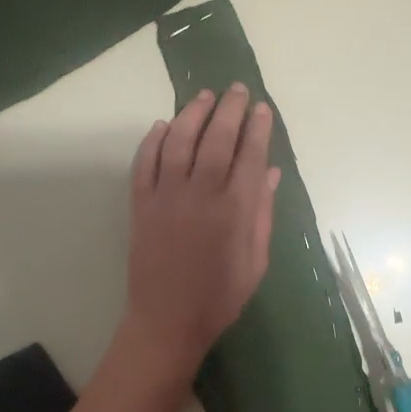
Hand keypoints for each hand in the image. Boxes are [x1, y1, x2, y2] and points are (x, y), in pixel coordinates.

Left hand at [122, 83, 280, 372]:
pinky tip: (162, 126)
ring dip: (192, 114)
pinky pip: (145, 163)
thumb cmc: (219, 298)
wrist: (167, 322)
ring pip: (178, 141)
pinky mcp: (141, 205)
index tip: (262, 109)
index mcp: (234, 211)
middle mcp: (201, 194)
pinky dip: (153, 140)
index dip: (258, 128)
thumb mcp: (255, 262)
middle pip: (216, 139)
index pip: (250, 155)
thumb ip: (262, 214)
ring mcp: (166, 197)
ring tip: (204, 97)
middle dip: (229, 110)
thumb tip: (270, 172)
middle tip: (237, 89)